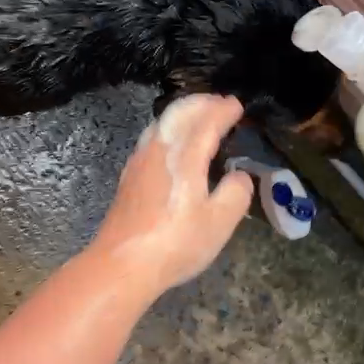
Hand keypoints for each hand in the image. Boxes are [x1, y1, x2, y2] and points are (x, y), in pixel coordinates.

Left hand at [87, 94, 254, 295]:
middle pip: (180, 113)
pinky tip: (173, 141)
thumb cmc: (176, 242)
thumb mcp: (219, 223)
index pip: (206, 122)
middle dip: (202, 103)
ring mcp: (140, 159)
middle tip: (220, 103)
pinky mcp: (130, 173)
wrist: (124, 260)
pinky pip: (153, 135)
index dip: (223, 111)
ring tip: (200, 115)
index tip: (236, 105)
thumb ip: (235, 193)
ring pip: (163, 121)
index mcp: (185, 156)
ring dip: (184, 112)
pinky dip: (170, 126)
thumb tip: (239, 175)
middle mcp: (159, 148)